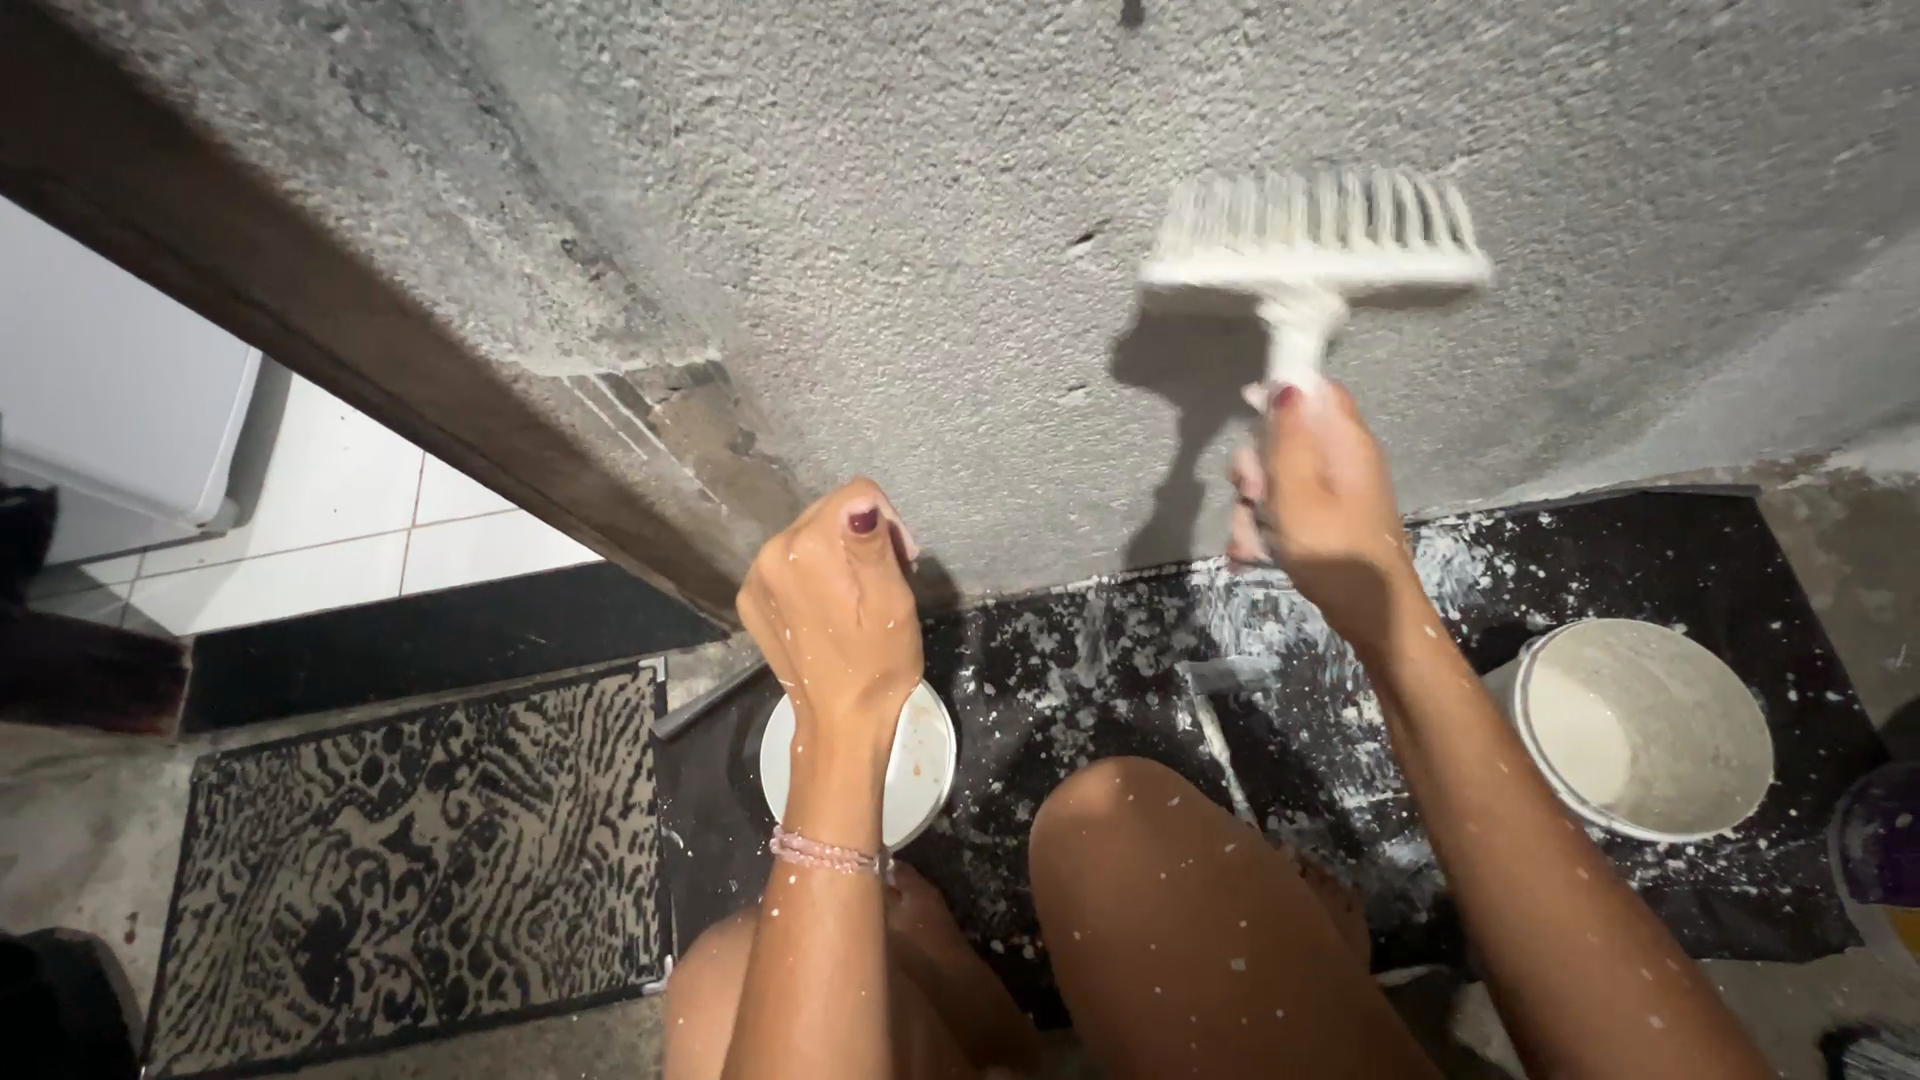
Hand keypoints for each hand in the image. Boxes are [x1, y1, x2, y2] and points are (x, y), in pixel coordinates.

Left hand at [736, 477, 923, 763]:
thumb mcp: (890, 602)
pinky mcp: (751, 600)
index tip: (902, 561)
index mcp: (805, 549)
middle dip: (863, 535)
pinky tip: (832, 608)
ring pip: (810, 535)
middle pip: (829, 510)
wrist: (840, 723)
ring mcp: (754, 579)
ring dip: (840, 553)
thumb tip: (861, 501)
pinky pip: (789, 563)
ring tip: (860, 596)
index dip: (888, 522)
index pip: (855, 494)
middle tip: (886, 580)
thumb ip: (871, 544)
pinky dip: (815, 573)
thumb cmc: (876, 664)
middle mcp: (769, 554)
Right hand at [1227, 381, 1423, 650]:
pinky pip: (1281, 510)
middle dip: (1253, 469)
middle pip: (1283, 440)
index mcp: (1344, 444)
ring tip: (1248, 542)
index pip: (1316, 391)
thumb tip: (1287, 384)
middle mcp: (1339, 461)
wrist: (1369, 613)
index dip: (1280, 394)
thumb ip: (1288, 439)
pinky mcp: (1322, 520)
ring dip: (1250, 509)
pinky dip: (1262, 529)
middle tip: (1251, 495)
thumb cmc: (1333, 551)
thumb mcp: (1298, 494)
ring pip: (1273, 481)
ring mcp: (1331, 493)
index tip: (1246, 411)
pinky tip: (1251, 555)